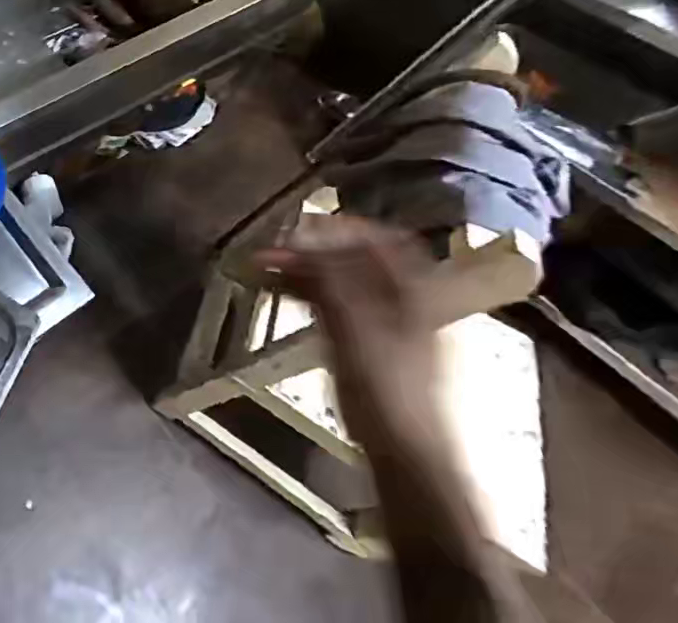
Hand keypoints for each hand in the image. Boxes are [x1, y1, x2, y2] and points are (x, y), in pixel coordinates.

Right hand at [253, 214, 443, 436]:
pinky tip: (281, 294)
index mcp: (414, 295)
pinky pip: (336, 305)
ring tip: (263, 268)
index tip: (304, 224)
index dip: (346, 228)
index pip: (386, 242)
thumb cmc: (386, 389)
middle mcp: (405, 303)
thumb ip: (328, 281)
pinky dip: (307, 293)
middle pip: (358, 260)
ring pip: (343, 282)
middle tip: (272, 248)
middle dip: (312, 250)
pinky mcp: (369, 346)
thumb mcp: (353, 329)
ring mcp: (388, 326)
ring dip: (304, 271)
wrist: (405, 453)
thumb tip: (300, 243)